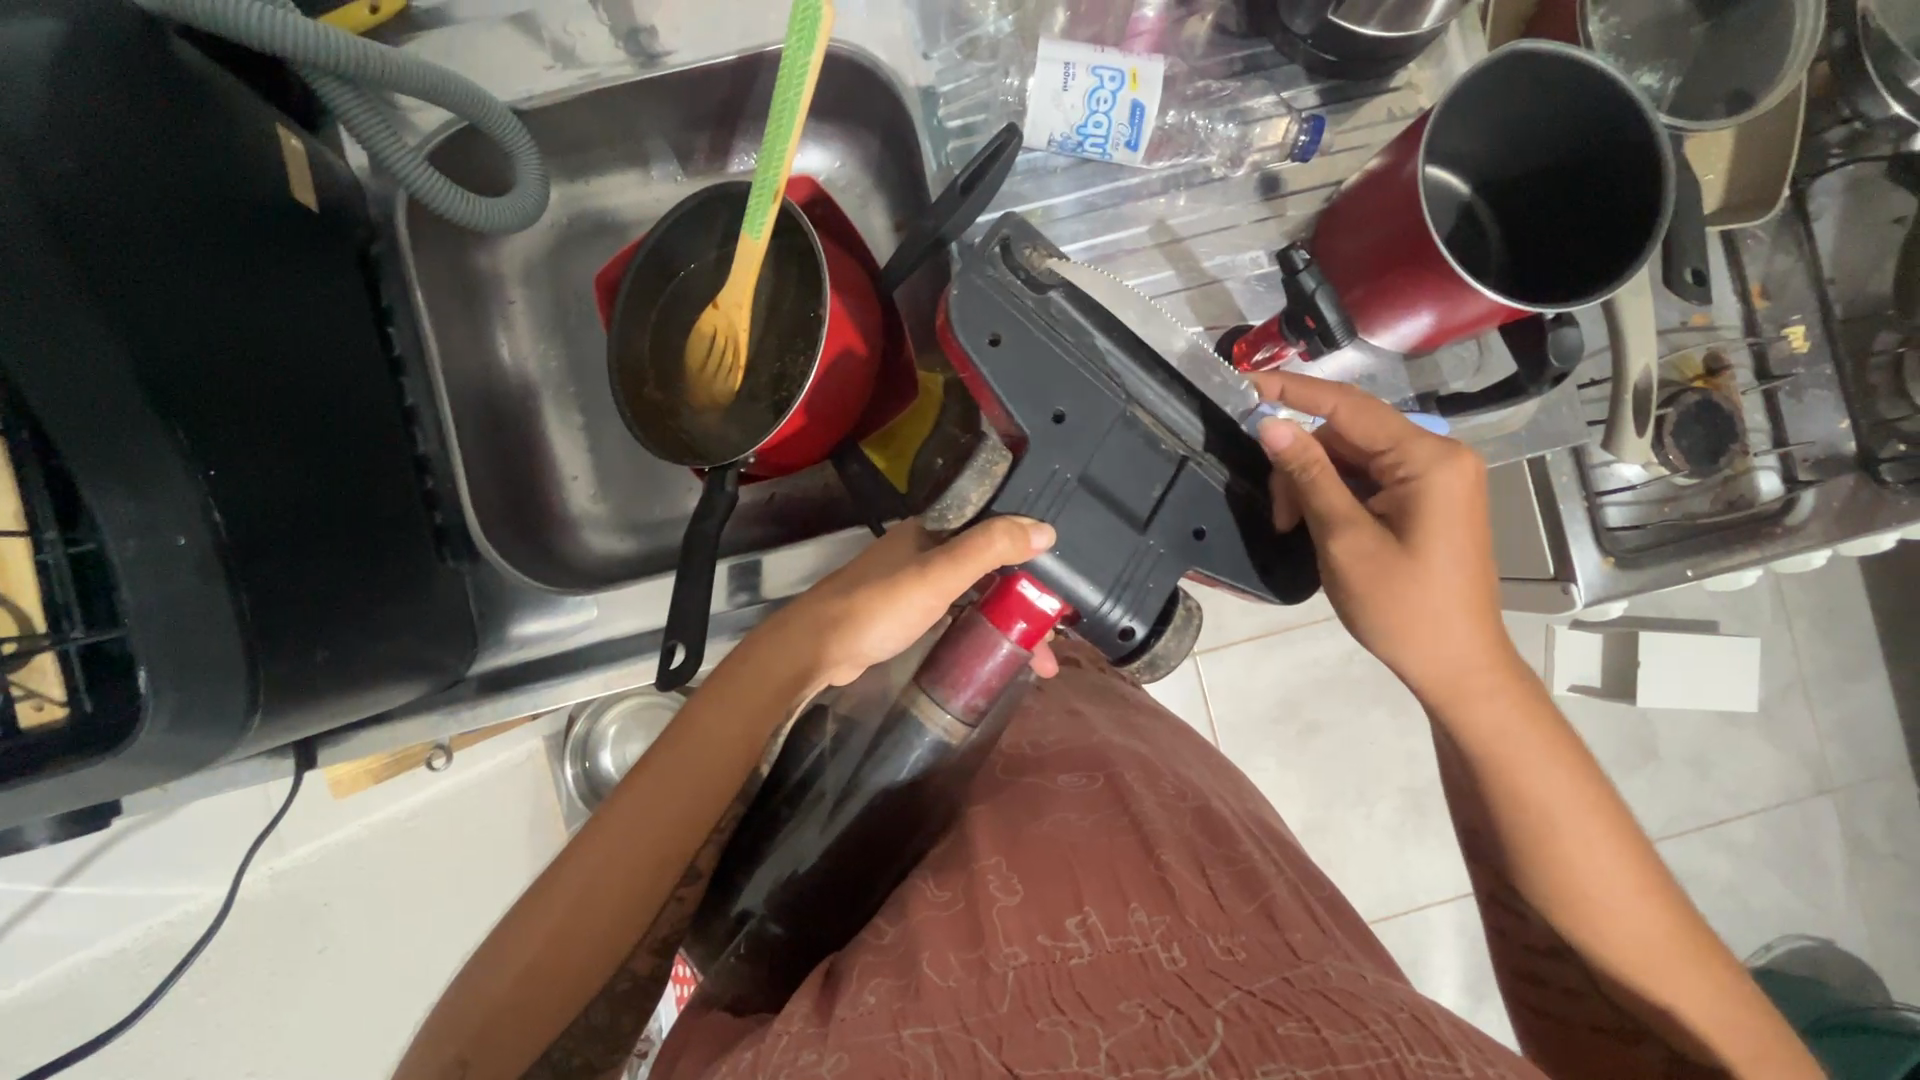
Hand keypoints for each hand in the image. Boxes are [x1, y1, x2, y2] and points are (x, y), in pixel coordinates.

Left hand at [756, 516, 1058, 690]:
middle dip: (1025, 602)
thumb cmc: (879, 607)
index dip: (1031, 558)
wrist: (816, 649)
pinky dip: (982, 632)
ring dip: (1007, 622)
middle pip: (990, 569)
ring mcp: (916, 585)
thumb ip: (989, 548)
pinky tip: (997, 656)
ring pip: (976, 596)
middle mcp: (927, 551)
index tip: (1059, 591)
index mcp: (934, 531)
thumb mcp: (939, 574)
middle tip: (1052, 640)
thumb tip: (1045, 529)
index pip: (996, 532)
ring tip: (1038, 662)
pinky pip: (957, 617)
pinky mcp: (907, 615)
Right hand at [1249, 372, 1517, 703]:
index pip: (1347, 406)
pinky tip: (1316, 524)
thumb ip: (1308, 475)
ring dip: (1314, 483)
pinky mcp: (1428, 498)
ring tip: (1294, 528)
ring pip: (1354, 457)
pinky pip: (1370, 478)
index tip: (1243, 383)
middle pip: (1348, 433)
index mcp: (1427, 458)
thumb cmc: (1401, 607)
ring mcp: (1436, 477)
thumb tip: (1270, 424)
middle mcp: (1439, 455)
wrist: (1456, 664)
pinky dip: (1335, 495)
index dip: (1292, 392)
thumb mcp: (1343, 540)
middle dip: (1300, 461)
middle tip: (1277, 513)